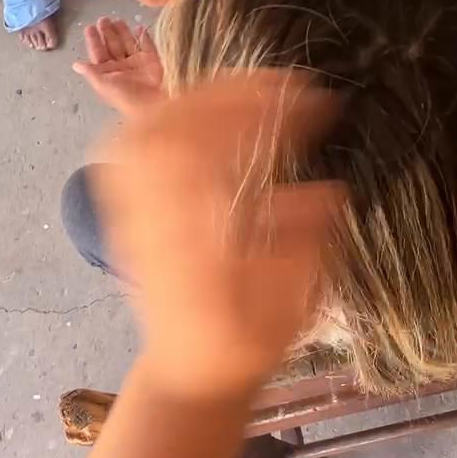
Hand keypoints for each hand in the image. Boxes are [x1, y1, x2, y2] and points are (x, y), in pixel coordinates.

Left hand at [73, 17, 163, 113]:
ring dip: (123, 32)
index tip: (89, 27)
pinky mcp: (153, 61)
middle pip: (113, 46)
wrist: (153, 104)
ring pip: (128, 44)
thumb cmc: (125, 95)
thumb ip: (90, 72)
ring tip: (118, 20)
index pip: (99, 53)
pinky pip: (147, 46)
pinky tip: (139, 27)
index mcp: (109, 72)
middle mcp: (123, 67)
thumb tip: (75, 65)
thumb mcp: (103, 84)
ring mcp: (138, 63)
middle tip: (103, 19)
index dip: (94, 41)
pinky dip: (143, 37)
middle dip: (107, 33)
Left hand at [92, 72, 345, 399]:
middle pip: (170, 136)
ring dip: (197, 100)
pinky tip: (199, 110)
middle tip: (285, 86)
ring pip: (144, 135)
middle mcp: (155, 227)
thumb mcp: (288, 311)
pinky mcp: (127, 214)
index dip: (260, 122)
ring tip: (249, 89)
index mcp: (196, 250)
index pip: (216, 163)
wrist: (186, 371)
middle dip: (229, 96)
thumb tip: (329, 193)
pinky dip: (165, 116)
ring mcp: (133, 219)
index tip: (310, 108)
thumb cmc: (242, 346)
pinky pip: (131, 149)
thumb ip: (307, 251)